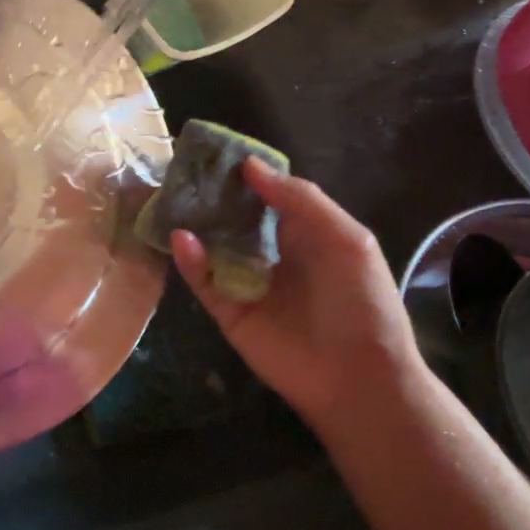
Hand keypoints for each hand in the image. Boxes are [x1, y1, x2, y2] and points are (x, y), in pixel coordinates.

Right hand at [171, 158, 420, 427]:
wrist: (359, 377)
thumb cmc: (362, 302)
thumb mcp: (346, 239)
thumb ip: (300, 199)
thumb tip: (249, 165)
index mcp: (304, 235)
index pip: (265, 196)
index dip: (243, 175)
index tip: (213, 152)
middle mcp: (271, 255)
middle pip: (232, 218)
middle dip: (209, 196)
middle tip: (180, 171)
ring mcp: (246, 283)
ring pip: (211, 246)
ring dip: (193, 223)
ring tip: (168, 197)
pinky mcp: (227, 311)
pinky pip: (203, 280)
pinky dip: (190, 259)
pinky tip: (182, 238)